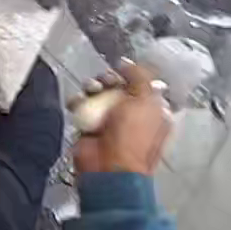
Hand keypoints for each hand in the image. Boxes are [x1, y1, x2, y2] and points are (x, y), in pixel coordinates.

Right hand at [74, 62, 172, 176]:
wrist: (107, 166)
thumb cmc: (132, 136)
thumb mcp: (145, 100)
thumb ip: (139, 77)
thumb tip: (126, 63)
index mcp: (153, 110)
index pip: (141, 84)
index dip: (130, 75)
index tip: (121, 70)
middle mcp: (132, 115)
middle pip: (117, 86)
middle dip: (109, 80)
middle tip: (105, 82)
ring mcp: (109, 121)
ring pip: (97, 93)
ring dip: (92, 88)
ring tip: (90, 90)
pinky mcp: (89, 126)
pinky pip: (81, 106)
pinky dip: (77, 102)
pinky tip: (77, 102)